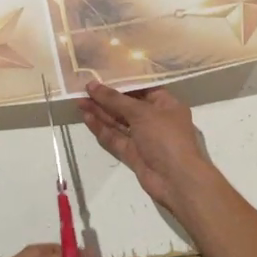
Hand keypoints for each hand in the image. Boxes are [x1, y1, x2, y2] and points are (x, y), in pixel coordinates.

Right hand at [80, 82, 223, 216]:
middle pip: (127, 106)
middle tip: (83, 90)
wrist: (177, 180)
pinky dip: (102, 128)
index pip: (142, 89)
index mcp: (166, 105)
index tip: (100, 76)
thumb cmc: (166, 137)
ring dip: (100, 112)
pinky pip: (115, 137)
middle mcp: (155, 119)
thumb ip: (114, 99)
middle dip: (106, 98)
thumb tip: (92, 86)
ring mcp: (144, 138)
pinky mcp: (133, 153)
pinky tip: (87, 117)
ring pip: (119, 122)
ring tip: (79, 101)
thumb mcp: (141, 113)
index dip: (121, 83)